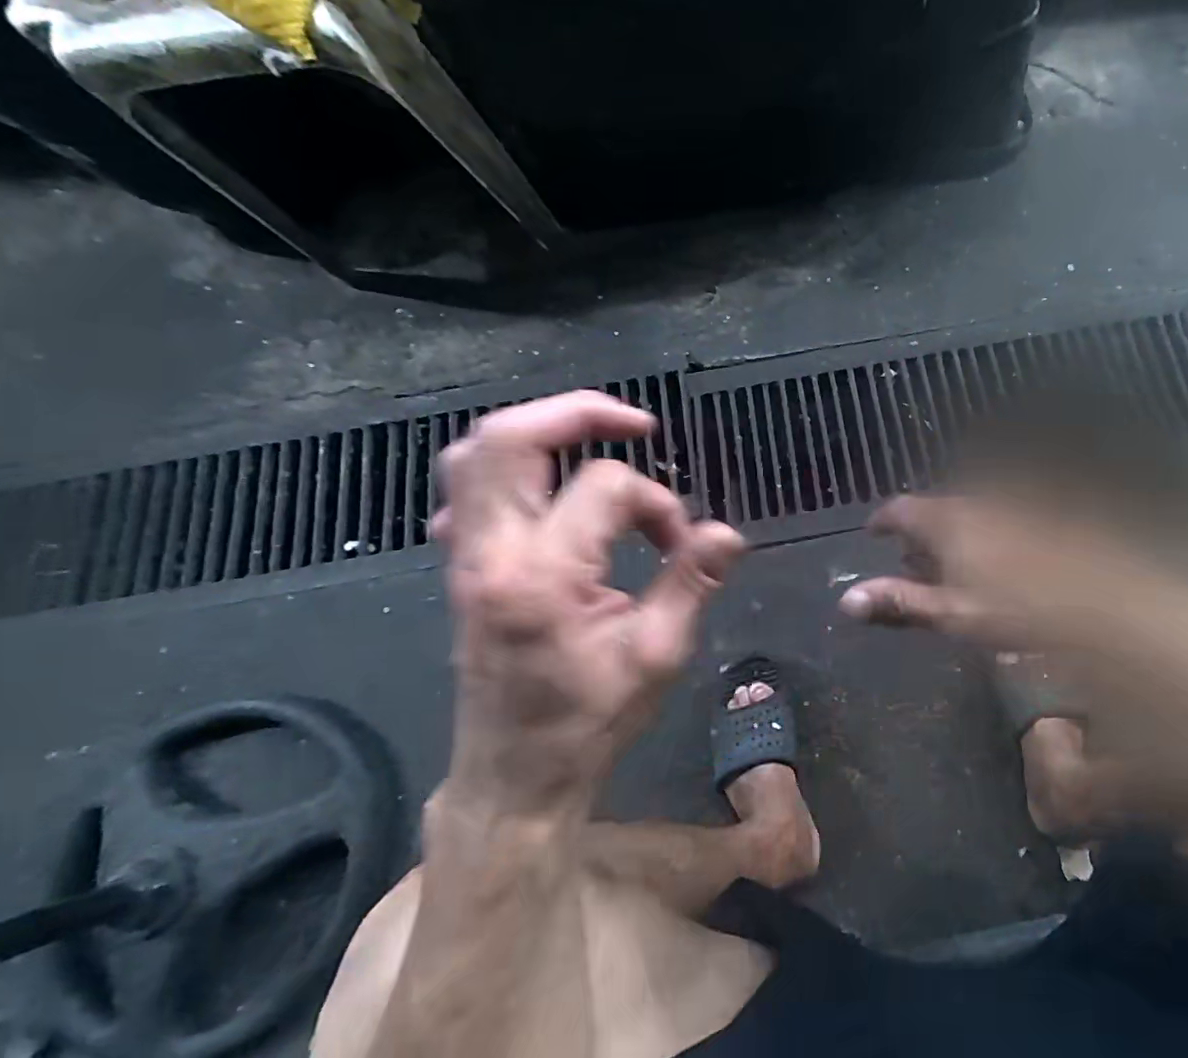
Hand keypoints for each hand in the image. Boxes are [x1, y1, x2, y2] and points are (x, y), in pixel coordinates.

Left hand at [430, 391, 745, 812]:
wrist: (516, 775)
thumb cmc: (590, 722)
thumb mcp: (657, 656)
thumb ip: (690, 583)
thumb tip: (726, 532)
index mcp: (543, 574)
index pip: (605, 489)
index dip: (657, 504)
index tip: (683, 543)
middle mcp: (491, 552)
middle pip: (511, 438)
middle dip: (578, 413)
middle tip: (633, 424)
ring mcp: (465, 558)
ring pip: (476, 453)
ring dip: (537, 434)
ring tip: (589, 442)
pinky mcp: (461, 569)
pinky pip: (466, 492)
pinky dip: (505, 472)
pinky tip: (541, 494)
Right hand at [837, 494, 1187, 741]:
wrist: (1111, 603)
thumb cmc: (1021, 611)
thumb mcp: (953, 613)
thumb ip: (900, 603)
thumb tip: (844, 601)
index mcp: (950, 521)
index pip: (901, 509)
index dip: (882, 521)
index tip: (872, 535)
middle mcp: (981, 502)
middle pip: (937, 511)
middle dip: (921, 535)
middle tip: (914, 564)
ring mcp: (1018, 506)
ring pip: (973, 514)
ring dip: (956, 536)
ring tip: (957, 570)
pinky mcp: (1049, 517)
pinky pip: (1005, 519)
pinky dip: (991, 537)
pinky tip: (1006, 568)